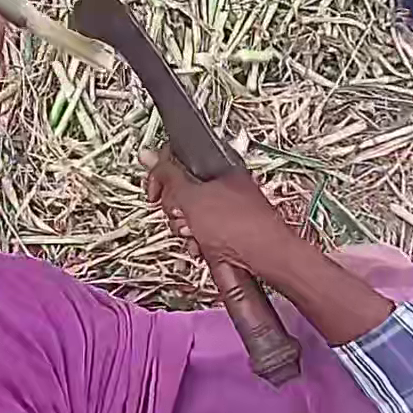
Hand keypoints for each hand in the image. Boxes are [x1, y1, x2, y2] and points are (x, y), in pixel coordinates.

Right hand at [142, 149, 305, 276]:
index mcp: (218, 166)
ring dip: (185, 227)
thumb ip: (167, 176)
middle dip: (175, 208)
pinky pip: (201, 230)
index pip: (177, 161)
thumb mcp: (192, 197)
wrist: (265, 258)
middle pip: (181, 190)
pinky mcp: (228, 229)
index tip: (154, 195)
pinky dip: (197, 240)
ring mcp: (226, 207)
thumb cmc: (238, 226)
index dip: (160, 178)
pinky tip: (202, 247)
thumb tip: (148, 154)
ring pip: (189, 213)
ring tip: (195, 235)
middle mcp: (223, 183)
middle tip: (181, 216)